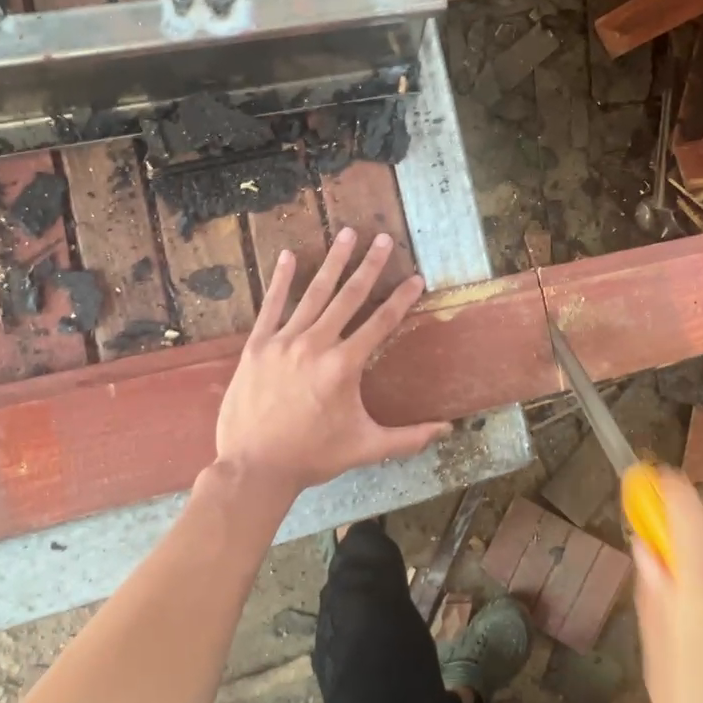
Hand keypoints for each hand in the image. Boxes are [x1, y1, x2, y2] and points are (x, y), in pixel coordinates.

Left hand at [210, 228, 446, 499]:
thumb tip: (448, 430)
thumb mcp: (366, 448)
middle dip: (370, 265)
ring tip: (347, 234)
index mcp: (344, 367)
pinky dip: (281, 280)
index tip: (416, 277)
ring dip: (333, 262)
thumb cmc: (313, 458)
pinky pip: (271, 306)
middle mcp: (316, 346)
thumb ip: (409, 437)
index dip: (402, 298)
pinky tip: (290, 256)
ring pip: (314, 294)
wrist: (254, 469)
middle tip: (383, 239)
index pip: (381, 323)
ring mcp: (283, 343)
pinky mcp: (256, 347)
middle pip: (350, 297)